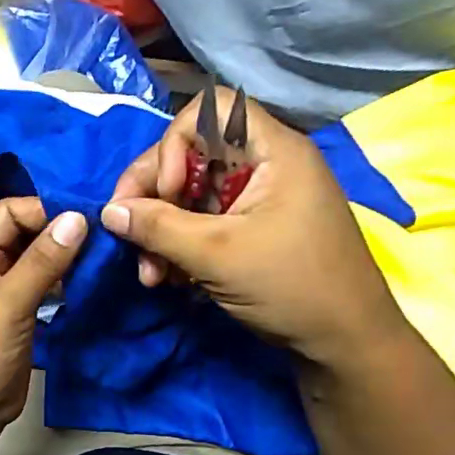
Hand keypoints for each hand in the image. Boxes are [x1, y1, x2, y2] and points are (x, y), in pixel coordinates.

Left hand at [0, 197, 87, 438]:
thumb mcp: (7, 305)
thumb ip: (41, 261)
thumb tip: (78, 217)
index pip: (8, 213)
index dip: (45, 208)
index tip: (89, 214)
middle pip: (24, 232)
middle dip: (60, 230)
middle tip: (106, 231)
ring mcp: (1, 290)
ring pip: (37, 259)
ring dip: (66, 254)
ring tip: (105, 251)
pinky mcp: (19, 313)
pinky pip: (43, 284)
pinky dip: (64, 279)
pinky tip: (91, 277)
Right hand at [102, 86, 408, 366]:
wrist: (344, 342)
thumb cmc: (291, 286)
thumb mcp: (216, 255)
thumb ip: (158, 228)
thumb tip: (109, 211)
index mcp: (272, 153)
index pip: (210, 111)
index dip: (175, 144)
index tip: (166, 192)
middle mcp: (264, 166)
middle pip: (190, 156)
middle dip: (154, 199)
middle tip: (131, 237)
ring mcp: (257, 199)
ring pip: (189, 195)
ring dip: (160, 232)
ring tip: (151, 275)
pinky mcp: (250, 229)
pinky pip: (201, 222)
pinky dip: (177, 246)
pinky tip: (167, 278)